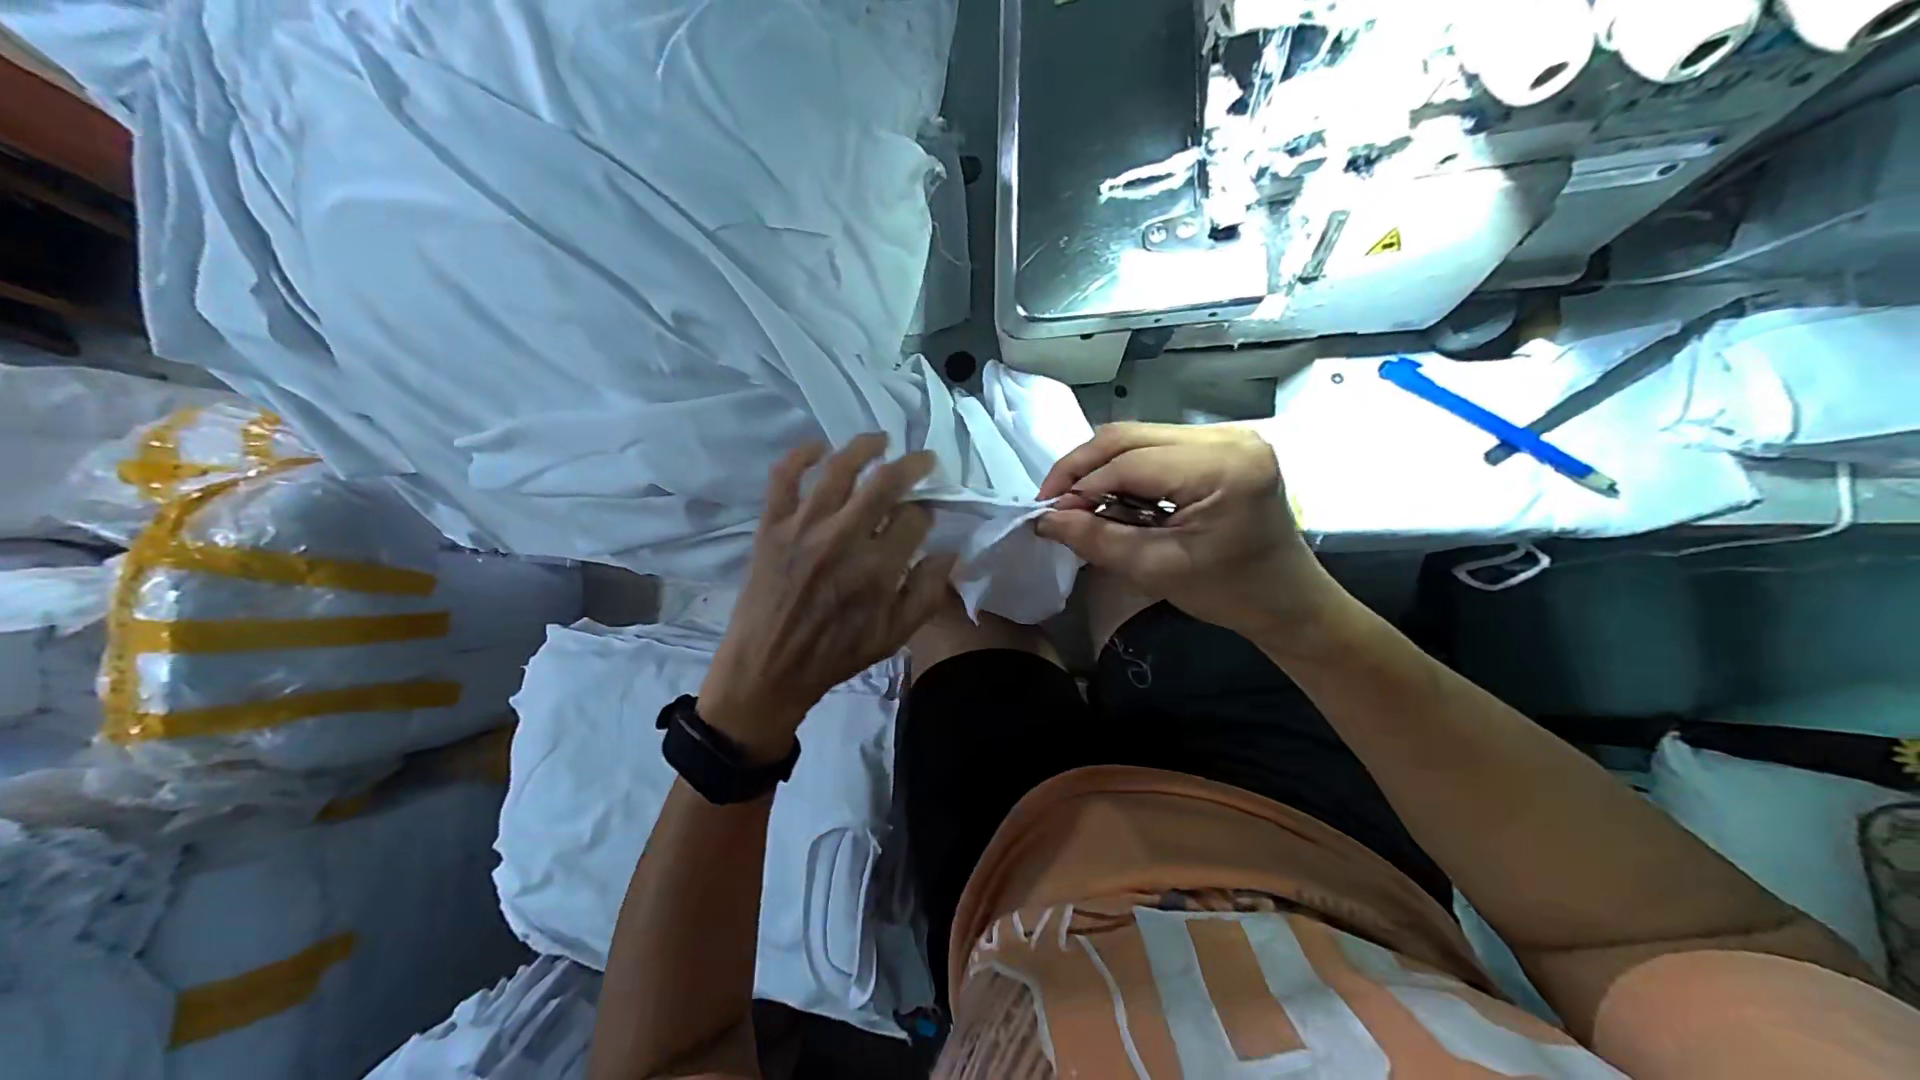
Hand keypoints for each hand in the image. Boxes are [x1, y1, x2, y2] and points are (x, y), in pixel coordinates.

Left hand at [701, 435, 957, 762]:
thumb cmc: (835, 655)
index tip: (925, 515)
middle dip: (913, 465)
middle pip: (886, 483)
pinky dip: (801, 454)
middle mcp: (844, 540)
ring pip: (839, 469)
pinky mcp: (771, 525)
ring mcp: (804, 528)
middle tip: (924, 460)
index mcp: (878, 570)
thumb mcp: (894, 636)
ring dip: (865, 447)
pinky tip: (819, 447)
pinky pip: (784, 477)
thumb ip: (927, 593)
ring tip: (881, 440)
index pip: (915, 519)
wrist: (768, 668)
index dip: (927, 513)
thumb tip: (949, 552)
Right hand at [1035, 423, 1339, 638]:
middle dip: (1082, 468)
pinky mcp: (1221, 444)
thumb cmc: (1230, 593)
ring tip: (1080, 504)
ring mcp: (1227, 435)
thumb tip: (1046, 519)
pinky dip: (1125, 470)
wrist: (1288, 600)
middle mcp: (1228, 436)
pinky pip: (1156, 446)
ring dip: (1101, 468)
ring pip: (1138, 436)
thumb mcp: (1157, 570)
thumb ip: (1097, 538)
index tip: (1048, 513)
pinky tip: (1113, 497)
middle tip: (1053, 502)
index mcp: (1223, 467)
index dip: (1081, 485)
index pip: (1130, 462)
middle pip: (1130, 436)